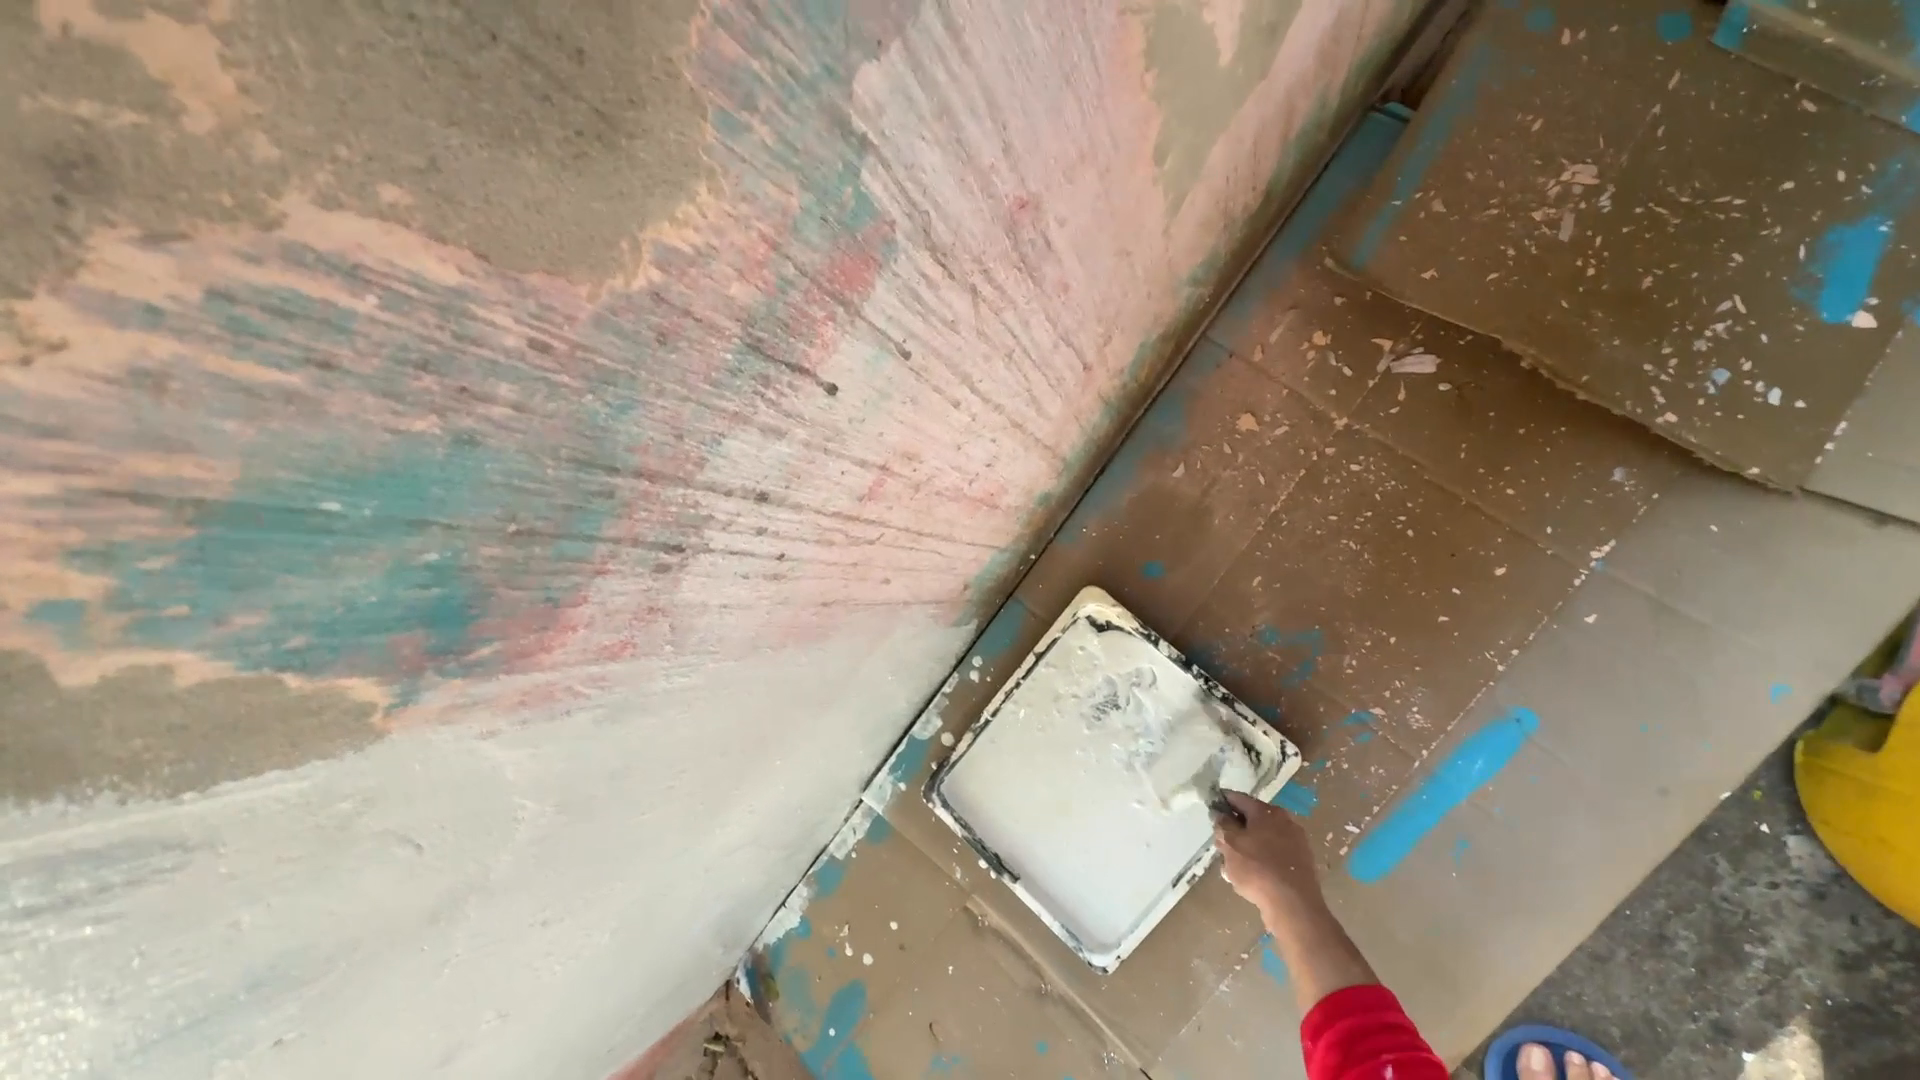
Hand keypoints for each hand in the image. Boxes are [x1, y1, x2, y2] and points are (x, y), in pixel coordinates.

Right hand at [1212, 790, 1322, 917]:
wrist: (1294, 904)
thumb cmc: (1257, 869)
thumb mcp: (1230, 844)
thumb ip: (1222, 825)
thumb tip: (1219, 813)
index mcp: (1267, 812)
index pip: (1238, 798)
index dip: (1221, 802)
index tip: (1210, 810)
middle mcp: (1285, 821)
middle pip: (1252, 819)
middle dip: (1235, 830)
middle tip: (1220, 845)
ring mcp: (1296, 842)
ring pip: (1262, 839)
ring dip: (1247, 847)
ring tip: (1233, 867)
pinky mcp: (1301, 862)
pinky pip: (1274, 855)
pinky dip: (1261, 860)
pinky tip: (1252, 877)